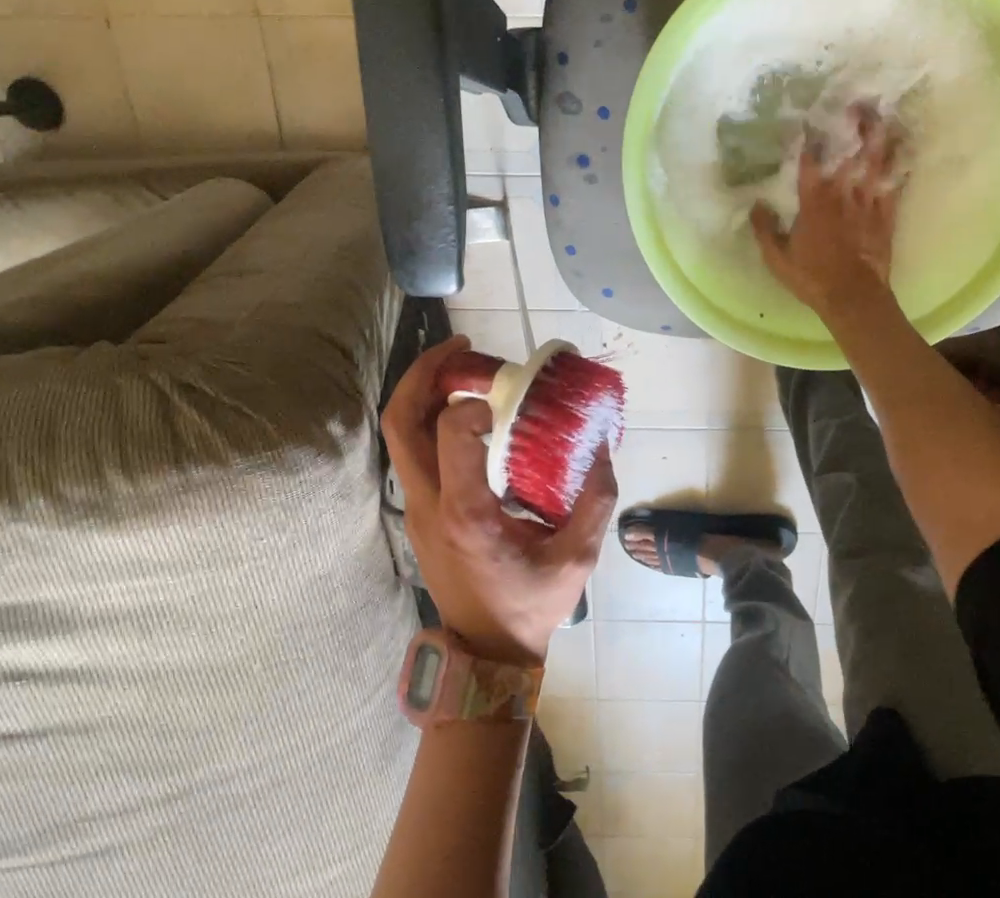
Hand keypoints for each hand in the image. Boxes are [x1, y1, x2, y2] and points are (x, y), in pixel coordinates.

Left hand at [382, 335, 616, 666]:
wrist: (486, 651)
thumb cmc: (529, 605)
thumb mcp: (577, 557)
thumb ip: (595, 498)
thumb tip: (601, 445)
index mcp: (465, 512)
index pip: (450, 432)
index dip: (473, 400)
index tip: (508, 395)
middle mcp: (429, 504)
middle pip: (400, 421)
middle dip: (426, 372)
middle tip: (466, 347)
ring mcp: (416, 509)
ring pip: (398, 434)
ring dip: (424, 392)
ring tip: (464, 368)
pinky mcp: (419, 513)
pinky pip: (412, 452)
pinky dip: (429, 418)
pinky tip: (467, 412)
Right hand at [751, 106, 903, 318]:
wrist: (853, 297)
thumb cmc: (812, 279)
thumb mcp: (777, 258)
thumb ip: (765, 229)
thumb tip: (756, 205)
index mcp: (813, 202)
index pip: (810, 162)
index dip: (810, 139)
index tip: (809, 120)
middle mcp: (842, 195)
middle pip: (850, 153)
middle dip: (854, 127)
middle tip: (858, 104)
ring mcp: (867, 204)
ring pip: (876, 164)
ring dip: (879, 139)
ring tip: (883, 118)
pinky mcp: (886, 217)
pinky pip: (894, 186)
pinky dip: (898, 168)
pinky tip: (903, 152)